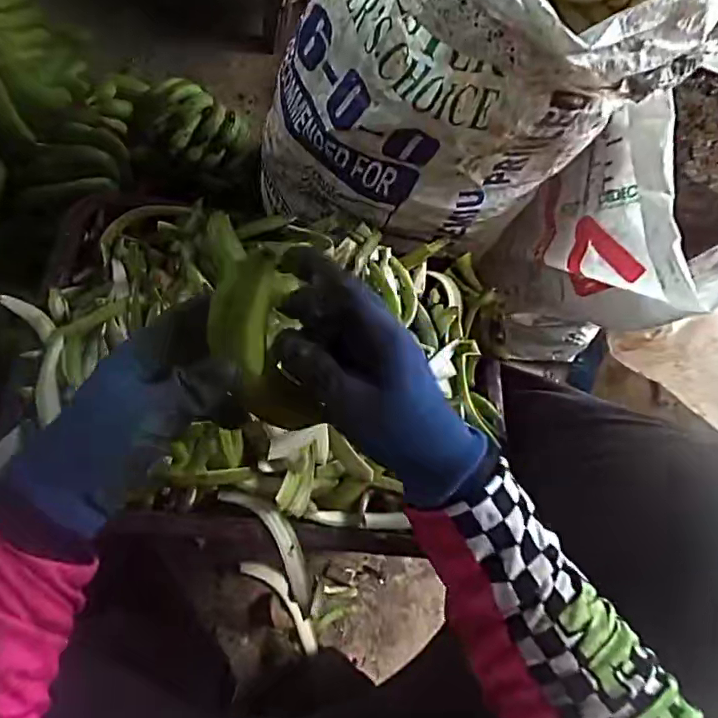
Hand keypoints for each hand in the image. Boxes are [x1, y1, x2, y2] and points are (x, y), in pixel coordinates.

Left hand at [0, 299, 239, 543]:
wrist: (66, 494)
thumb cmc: (108, 441)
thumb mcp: (156, 411)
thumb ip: (196, 386)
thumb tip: (236, 362)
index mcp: (141, 351)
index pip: (183, 317)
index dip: (215, 307)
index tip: (254, 305)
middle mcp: (148, 365)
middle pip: (194, 345)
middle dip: (228, 346)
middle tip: (270, 347)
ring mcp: (151, 393)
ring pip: (196, 376)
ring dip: (225, 381)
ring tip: (261, 388)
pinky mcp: (155, 421)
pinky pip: (191, 405)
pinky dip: (214, 408)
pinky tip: (240, 420)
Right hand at [272, 249, 486, 507]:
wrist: (439, 459)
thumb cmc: (398, 429)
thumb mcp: (351, 403)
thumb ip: (317, 370)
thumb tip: (282, 341)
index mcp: (382, 332)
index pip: (345, 286)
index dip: (314, 267)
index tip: (284, 258)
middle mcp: (382, 332)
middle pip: (341, 302)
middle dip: (308, 301)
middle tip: (278, 310)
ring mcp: (382, 349)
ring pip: (341, 323)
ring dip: (314, 326)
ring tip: (286, 342)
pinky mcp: (379, 366)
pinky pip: (346, 345)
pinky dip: (323, 348)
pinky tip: (306, 363)